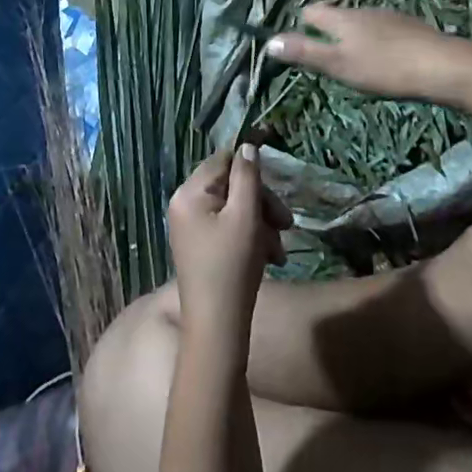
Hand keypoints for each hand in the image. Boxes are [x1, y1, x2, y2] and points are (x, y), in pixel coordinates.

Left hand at [168, 145, 291, 336]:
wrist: (218, 325)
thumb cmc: (231, 266)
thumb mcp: (245, 217)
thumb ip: (247, 178)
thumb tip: (247, 147)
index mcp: (189, 193)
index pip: (222, 161)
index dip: (251, 169)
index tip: (278, 184)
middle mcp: (184, 205)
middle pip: (230, 187)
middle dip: (261, 204)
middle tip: (287, 224)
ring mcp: (191, 227)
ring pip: (235, 209)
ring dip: (261, 224)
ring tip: (279, 250)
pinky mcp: (201, 246)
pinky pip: (229, 228)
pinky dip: (251, 238)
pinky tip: (271, 258)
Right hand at [265, 3, 471, 100]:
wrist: (444, 66)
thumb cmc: (384, 67)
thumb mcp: (338, 64)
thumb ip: (304, 52)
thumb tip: (268, 41)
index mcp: (342, 18)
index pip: (312, 11)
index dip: (301, 23)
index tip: (297, 40)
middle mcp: (364, 10)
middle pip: (337, 15)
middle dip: (327, 30)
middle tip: (323, 54)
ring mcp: (390, 17)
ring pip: (362, 23)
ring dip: (354, 36)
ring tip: (354, 59)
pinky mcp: (411, 28)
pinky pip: (384, 31)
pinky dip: (377, 42)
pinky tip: (385, 60)